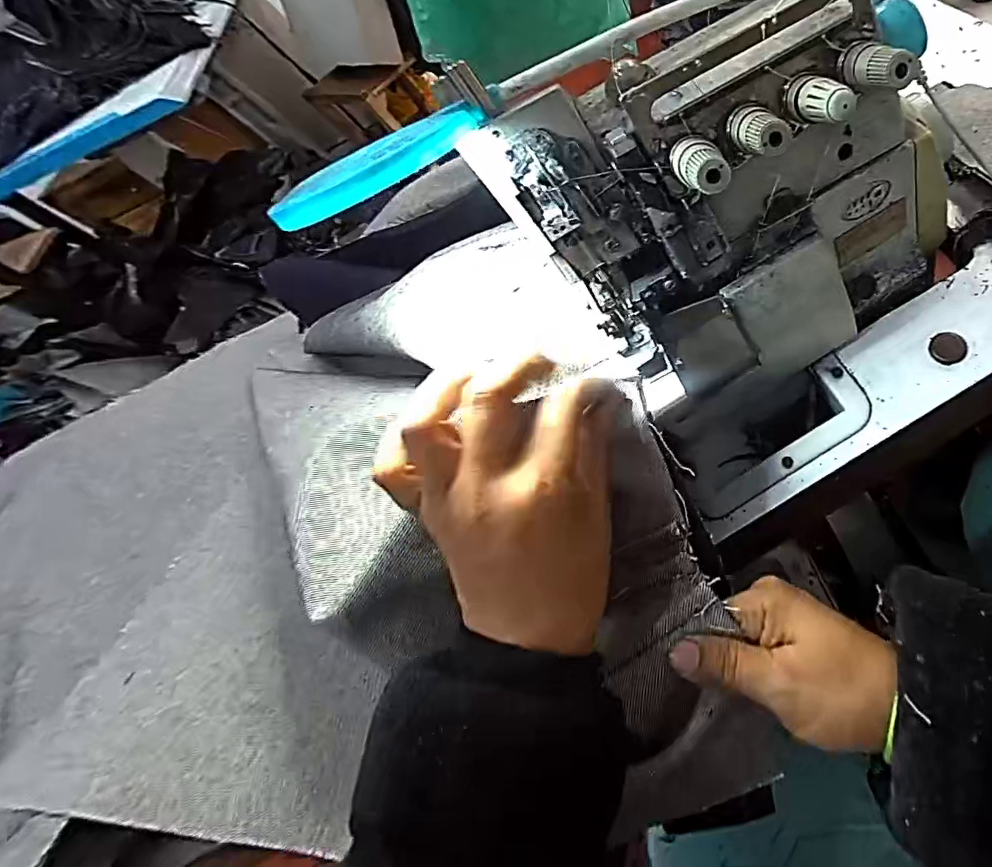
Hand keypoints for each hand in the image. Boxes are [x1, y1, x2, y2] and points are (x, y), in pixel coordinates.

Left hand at [373, 355, 624, 656]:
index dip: (582, 384)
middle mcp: (486, 484)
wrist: (523, 634)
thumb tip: (597, 403)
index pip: (561, 408)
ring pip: (424, 421)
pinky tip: (439, 418)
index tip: (593, 379)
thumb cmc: (574, 574)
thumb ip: (593, 449)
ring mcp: (447, 496)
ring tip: (479, 369)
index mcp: (543, 486)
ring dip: (450, 382)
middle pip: (487, 398)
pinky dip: (409, 435)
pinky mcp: (425, 510)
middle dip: (519, 363)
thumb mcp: (596, 509)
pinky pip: (394, 465)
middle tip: (541, 357)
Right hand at [669, 576, 896, 752]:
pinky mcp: (790, 646)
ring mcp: (782, 623)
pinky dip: (741, 677)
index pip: (707, 619)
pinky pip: (752, 657)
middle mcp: (772, 601)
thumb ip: (726, 663)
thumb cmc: (837, 691)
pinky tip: (725, 701)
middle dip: (704, 665)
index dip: (688, 652)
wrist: (892, 704)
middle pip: (718, 633)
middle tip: (677, 704)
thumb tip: (674, 649)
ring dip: (721, 675)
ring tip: (696, 707)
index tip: (663, 685)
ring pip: (734, 649)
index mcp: (766, 598)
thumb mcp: (776, 681)